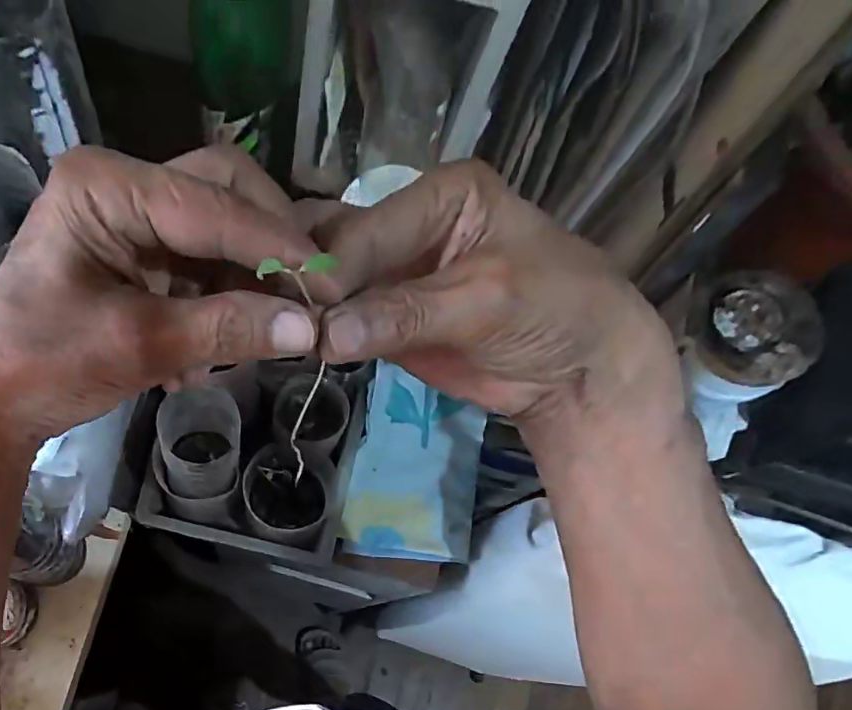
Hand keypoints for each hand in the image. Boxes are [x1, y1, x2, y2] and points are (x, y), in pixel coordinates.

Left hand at [0, 146, 322, 455]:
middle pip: (221, 198)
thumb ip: (226, 329)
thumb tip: (309, 329)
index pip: (214, 203)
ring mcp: (126, 225)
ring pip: (215, 240)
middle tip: (303, 301)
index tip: (330, 286)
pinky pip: (196, 273)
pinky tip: (200, 362)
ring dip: (238, 292)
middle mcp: (119, 189)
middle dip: (264, 253)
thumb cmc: (46, 367)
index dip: (277, 246)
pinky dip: (211, 312)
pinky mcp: (133, 262)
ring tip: (247, 345)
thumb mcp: (140, 346)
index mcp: (106, 187)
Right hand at [312, 161, 680, 435]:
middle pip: (334, 243)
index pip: (366, 228)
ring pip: (326, 282)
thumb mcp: (484, 301)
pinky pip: (337, 321)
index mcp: (440, 194)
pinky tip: (293, 344)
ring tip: (279, 333)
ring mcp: (389, 275)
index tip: (305, 313)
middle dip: (305, 281)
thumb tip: (326, 337)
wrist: (573, 372)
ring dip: (303, 308)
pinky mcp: (381, 319)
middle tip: (279, 320)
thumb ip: (404, 314)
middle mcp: (406, 225)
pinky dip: (316, 333)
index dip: (332, 270)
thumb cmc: (552, 313)